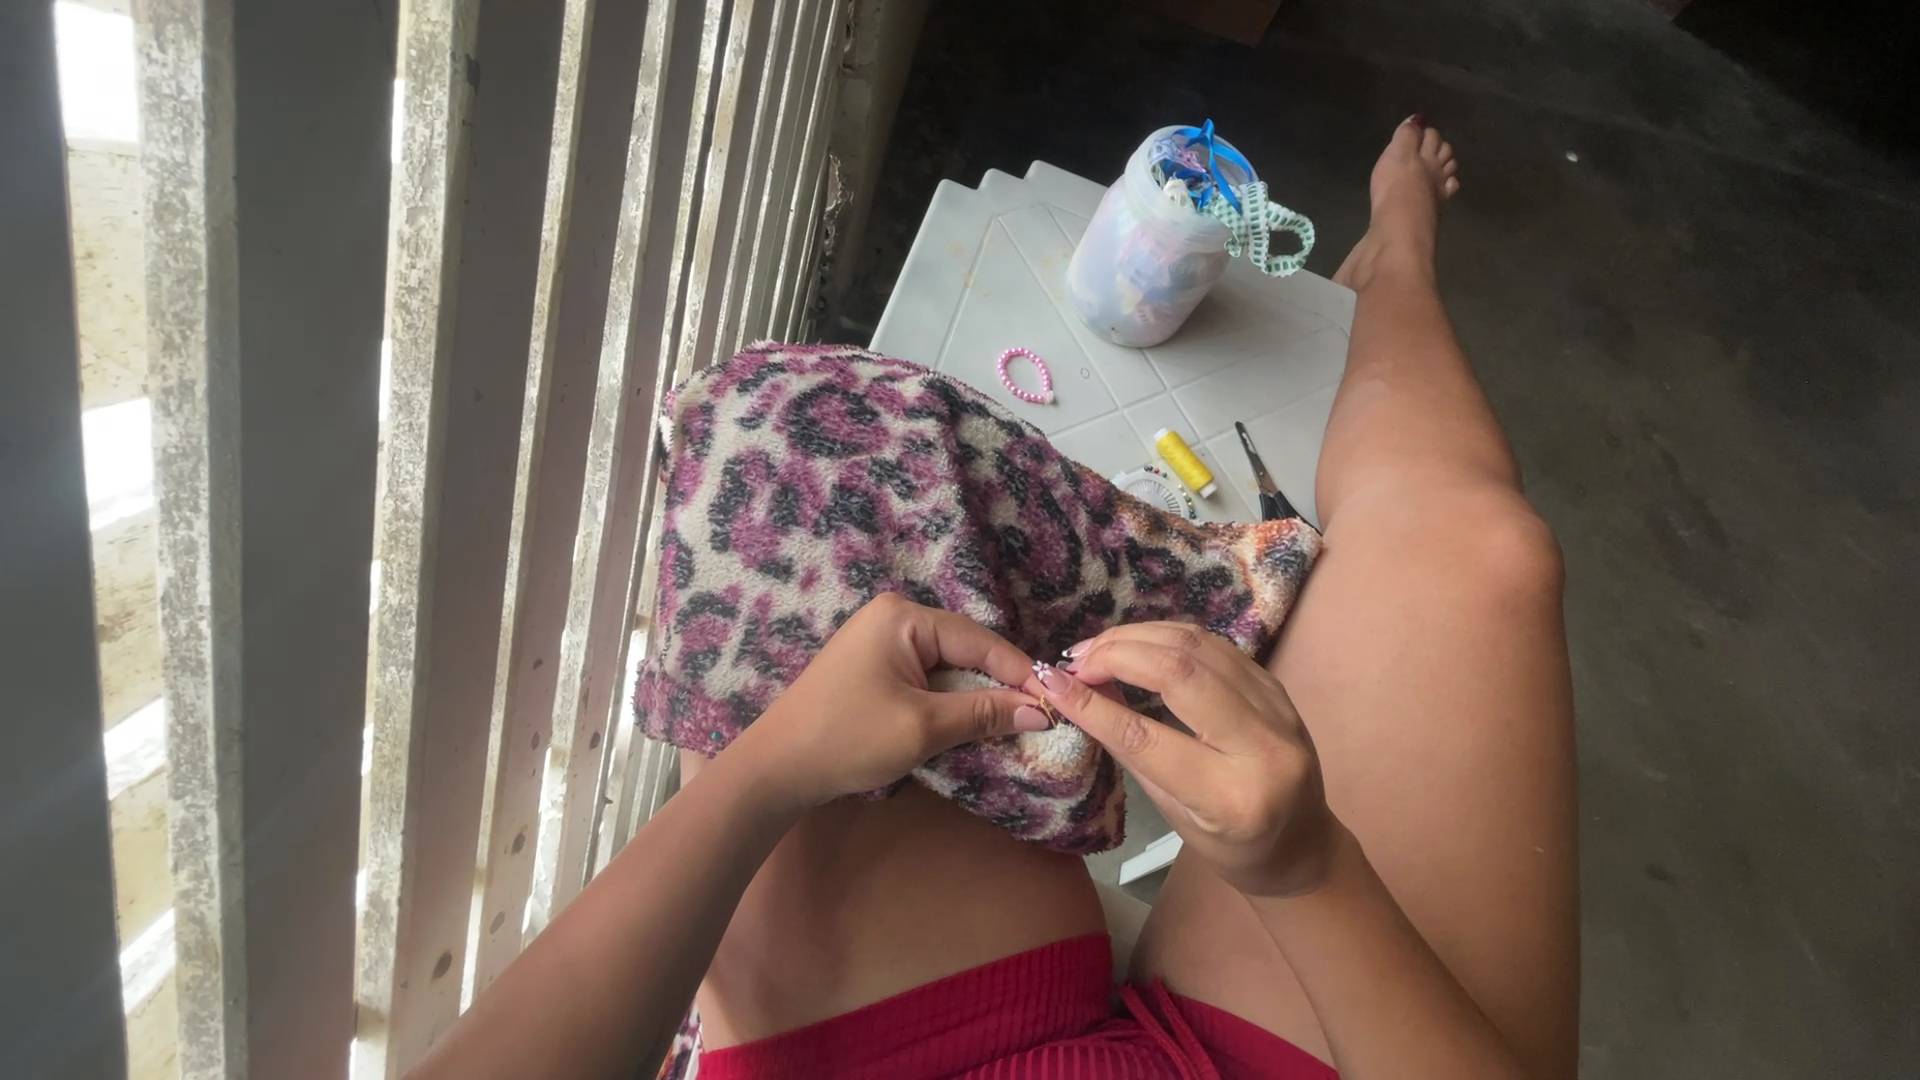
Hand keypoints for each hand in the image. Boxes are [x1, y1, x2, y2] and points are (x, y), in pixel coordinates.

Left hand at [735, 593, 1050, 808]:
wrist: (776, 768)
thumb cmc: (849, 738)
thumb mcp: (923, 726)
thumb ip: (983, 712)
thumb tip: (1041, 710)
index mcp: (904, 617)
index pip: (979, 640)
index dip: (1019, 672)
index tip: (1057, 701)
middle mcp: (894, 617)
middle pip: (964, 649)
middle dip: (998, 683)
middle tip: (1038, 715)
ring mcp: (881, 641)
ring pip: (947, 665)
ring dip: (975, 694)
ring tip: (1012, 721)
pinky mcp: (874, 667)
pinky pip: (926, 676)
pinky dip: (949, 699)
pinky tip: (969, 720)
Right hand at [1031, 623, 1339, 896]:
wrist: (1304, 847)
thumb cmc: (1230, 846)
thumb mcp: (1171, 811)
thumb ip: (1131, 748)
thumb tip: (1079, 691)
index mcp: (1232, 798)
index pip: (1146, 738)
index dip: (1091, 705)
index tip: (1051, 682)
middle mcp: (1263, 746)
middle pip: (1179, 672)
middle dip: (1117, 655)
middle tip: (1076, 660)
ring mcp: (1278, 710)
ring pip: (1198, 645)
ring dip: (1137, 636)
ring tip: (1096, 647)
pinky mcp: (1277, 687)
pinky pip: (1215, 645)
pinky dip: (1166, 636)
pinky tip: (1136, 643)